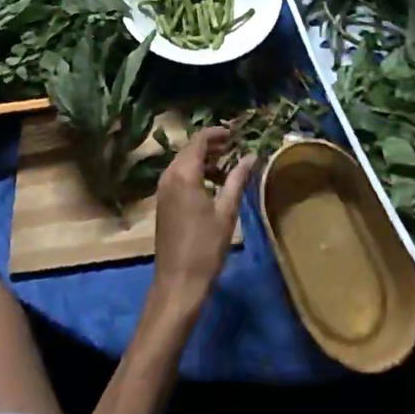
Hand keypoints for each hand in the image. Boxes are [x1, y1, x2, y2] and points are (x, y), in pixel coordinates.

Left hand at [153, 127, 254, 301]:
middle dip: (211, 145)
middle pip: (189, 149)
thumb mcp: (226, 212)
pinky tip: (212, 183)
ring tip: (228, 165)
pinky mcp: (163, 200)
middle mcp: (168, 174)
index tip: (235, 133)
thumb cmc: (206, 247)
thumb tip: (251, 157)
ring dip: (203, 159)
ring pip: (183, 162)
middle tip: (235, 147)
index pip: (198, 140)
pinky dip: (195, 172)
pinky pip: (178, 175)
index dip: (216, 133)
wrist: (178, 280)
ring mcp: (163, 188)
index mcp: (183, 173)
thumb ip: (237, 180)